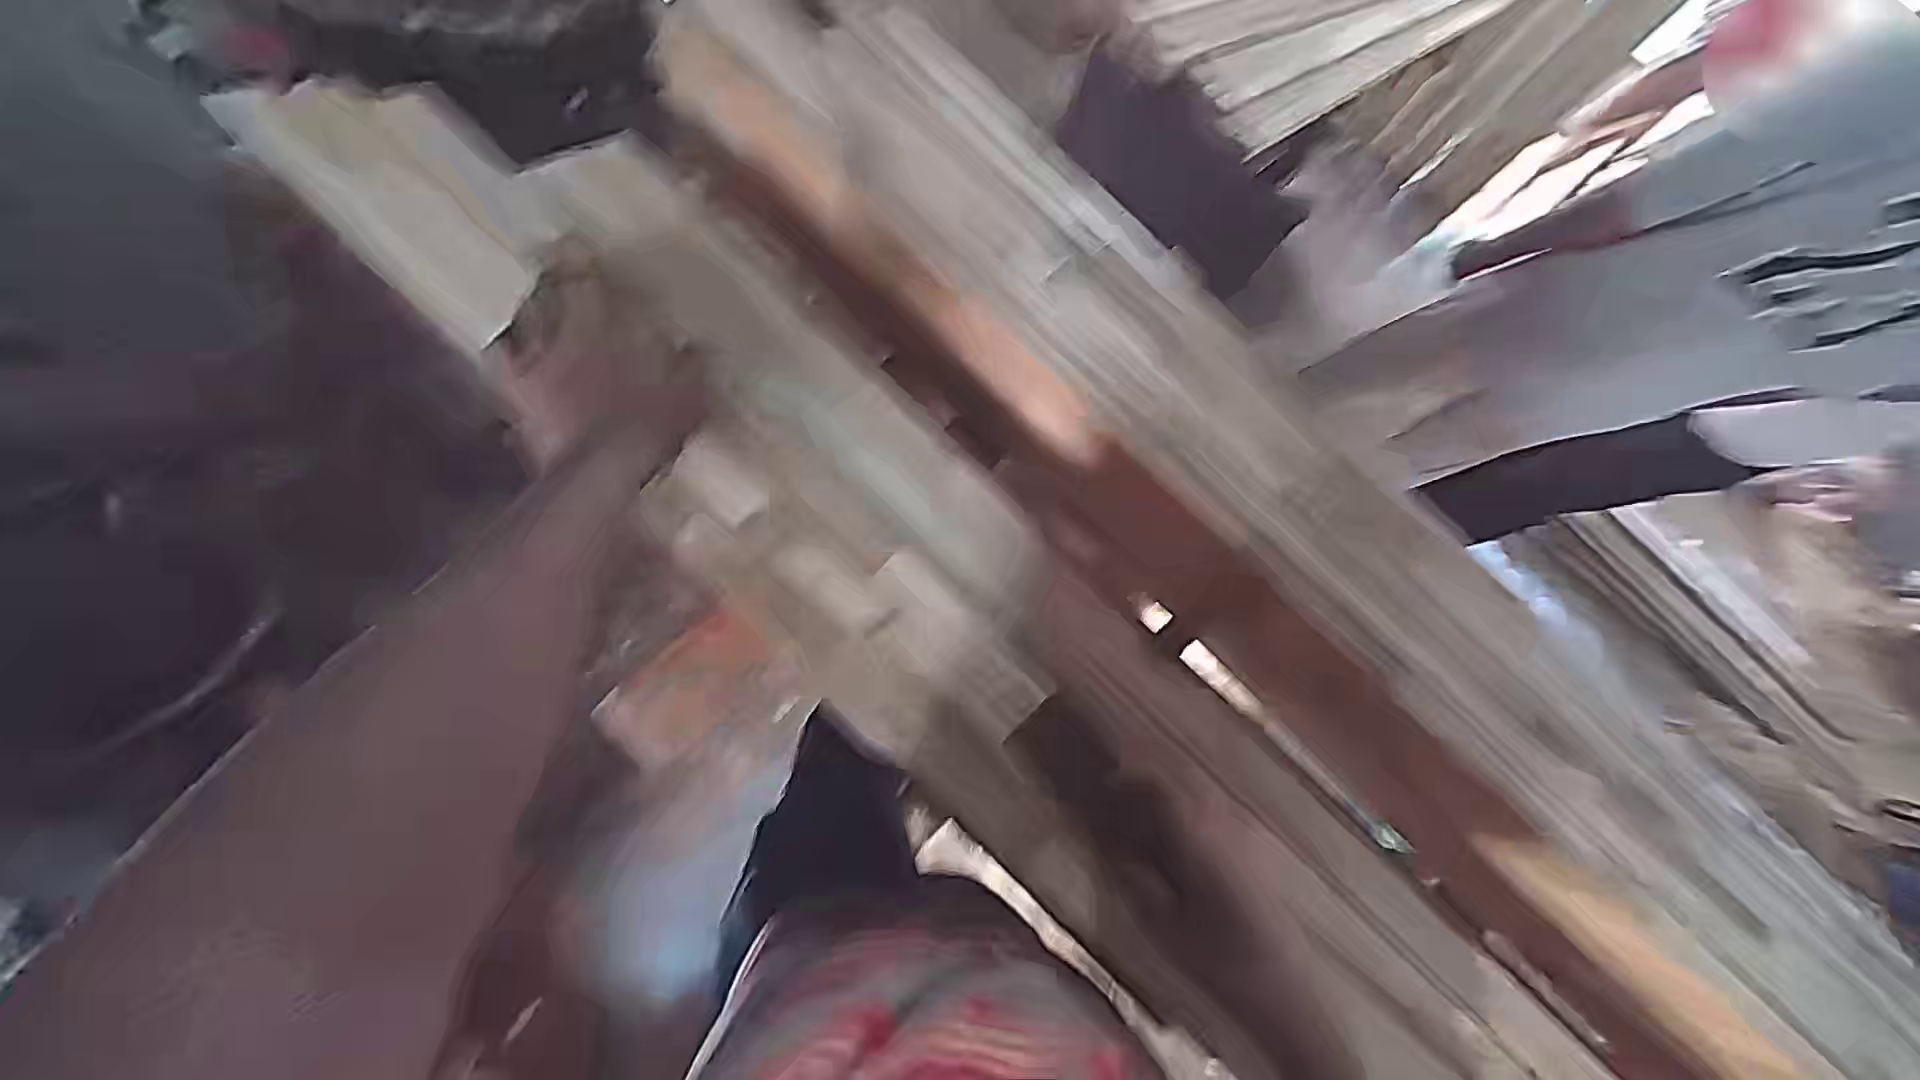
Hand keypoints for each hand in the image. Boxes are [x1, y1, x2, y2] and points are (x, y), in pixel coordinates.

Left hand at [493, 242, 707, 471]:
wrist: (602, 466)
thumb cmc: (649, 428)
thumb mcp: (688, 398)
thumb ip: (691, 368)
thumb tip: (699, 348)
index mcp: (608, 334)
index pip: (588, 283)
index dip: (581, 260)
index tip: (578, 245)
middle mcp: (566, 338)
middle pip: (549, 293)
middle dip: (551, 275)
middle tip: (552, 263)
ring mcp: (538, 365)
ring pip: (523, 319)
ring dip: (528, 306)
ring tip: (532, 299)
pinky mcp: (519, 393)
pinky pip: (501, 359)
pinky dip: (504, 348)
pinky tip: (507, 345)